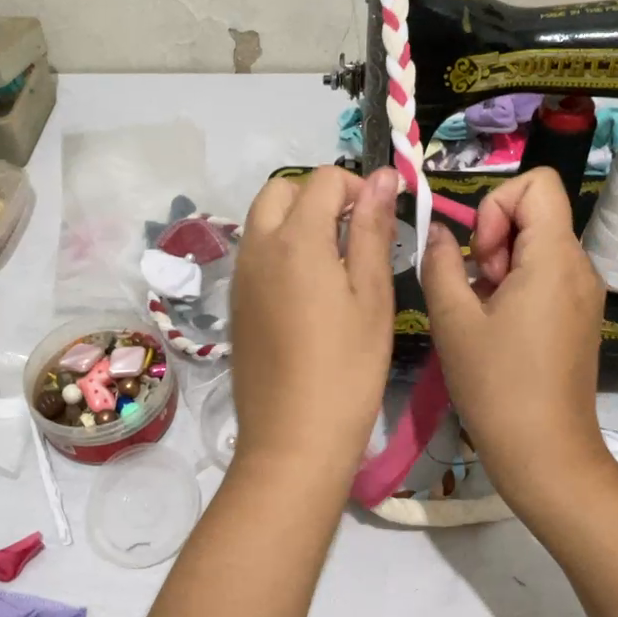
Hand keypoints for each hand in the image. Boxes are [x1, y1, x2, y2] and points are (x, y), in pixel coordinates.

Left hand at [231, 166, 398, 476]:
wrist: (292, 438)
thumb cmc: (347, 368)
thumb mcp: (372, 296)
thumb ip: (372, 230)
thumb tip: (381, 178)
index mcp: (295, 239)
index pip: (322, 180)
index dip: (356, 187)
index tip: (381, 218)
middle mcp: (257, 248)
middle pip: (280, 191)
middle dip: (318, 195)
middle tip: (355, 231)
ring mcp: (240, 277)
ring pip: (262, 221)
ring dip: (297, 221)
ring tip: (336, 262)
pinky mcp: (236, 305)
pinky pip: (255, 254)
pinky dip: (281, 250)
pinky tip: (310, 291)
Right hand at [421, 168, 607, 484]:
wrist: (546, 454)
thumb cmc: (496, 386)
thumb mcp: (453, 321)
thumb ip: (440, 263)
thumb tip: (438, 231)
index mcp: (555, 258)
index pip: (537, 183)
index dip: (496, 206)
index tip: (479, 258)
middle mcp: (579, 267)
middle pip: (535, 213)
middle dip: (494, 239)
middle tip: (476, 291)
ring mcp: (583, 294)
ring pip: (536, 246)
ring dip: (500, 267)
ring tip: (482, 315)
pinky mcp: (579, 318)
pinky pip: (545, 277)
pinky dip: (515, 288)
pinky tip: (496, 330)